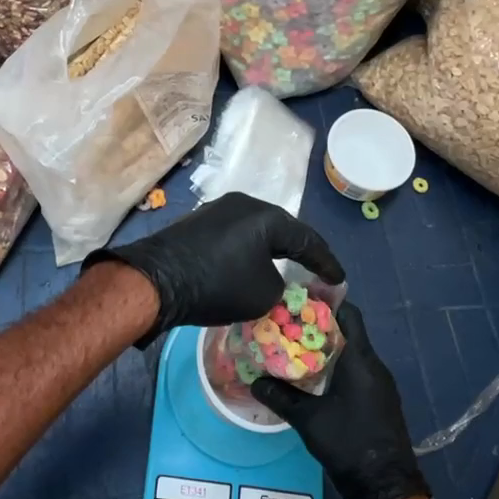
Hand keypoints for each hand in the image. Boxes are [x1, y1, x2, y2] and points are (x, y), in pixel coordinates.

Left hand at [84, 193, 343, 344]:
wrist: (159, 279)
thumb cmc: (219, 284)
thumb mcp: (264, 294)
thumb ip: (281, 285)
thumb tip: (275, 279)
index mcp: (266, 216)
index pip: (306, 239)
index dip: (326, 262)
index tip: (339, 279)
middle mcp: (243, 204)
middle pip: (281, 229)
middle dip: (299, 251)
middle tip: (315, 269)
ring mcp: (217, 210)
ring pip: (255, 231)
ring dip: (270, 251)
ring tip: (284, 268)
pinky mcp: (198, 224)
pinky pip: (234, 236)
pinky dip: (248, 252)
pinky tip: (249, 266)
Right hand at [251, 303, 429, 498]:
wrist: (387, 486)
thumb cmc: (349, 444)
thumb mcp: (309, 421)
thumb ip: (281, 397)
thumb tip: (254, 382)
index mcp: (360, 359)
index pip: (348, 314)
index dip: (325, 302)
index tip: (299, 300)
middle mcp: (373, 365)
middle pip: (347, 332)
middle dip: (318, 326)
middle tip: (287, 325)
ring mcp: (378, 384)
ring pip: (350, 353)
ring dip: (326, 348)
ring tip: (294, 348)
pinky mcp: (378, 400)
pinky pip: (356, 371)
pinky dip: (336, 367)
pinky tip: (313, 378)